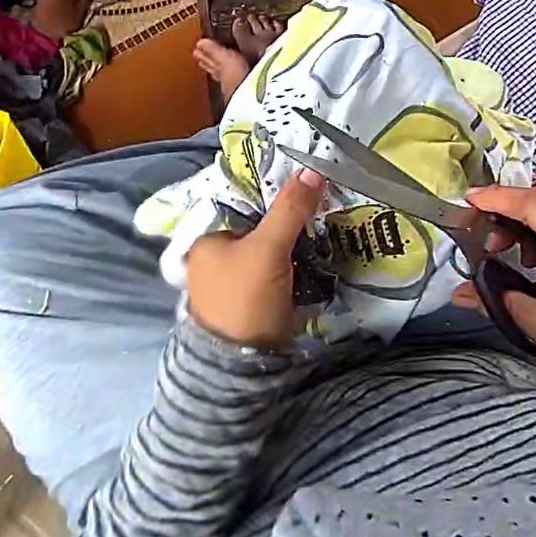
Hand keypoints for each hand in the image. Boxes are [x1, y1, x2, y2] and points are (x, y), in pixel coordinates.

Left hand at [187, 170, 325, 349]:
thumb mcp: (268, 248)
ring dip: (298, 248)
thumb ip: (290, 209)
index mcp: (208, 241)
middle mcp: (216, 260)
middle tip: (323, 213)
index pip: (246, 207)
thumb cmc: (245, 300)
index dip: (276, 198)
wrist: (244, 367)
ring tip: (327, 234)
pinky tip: (319, 261)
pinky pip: (279, 275)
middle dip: (291, 225)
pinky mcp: (253, 305)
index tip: (308, 190)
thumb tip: (313, 169)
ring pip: (273, 253)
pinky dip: (297, 269)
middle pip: (262, 230)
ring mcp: (235, 285)